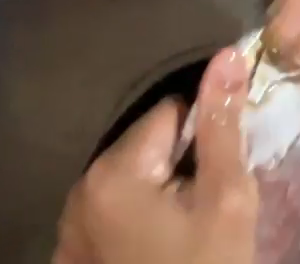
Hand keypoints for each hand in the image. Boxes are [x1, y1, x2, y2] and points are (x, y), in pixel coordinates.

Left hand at [53, 48, 257, 263]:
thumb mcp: (225, 201)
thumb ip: (223, 124)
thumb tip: (228, 55)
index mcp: (112, 170)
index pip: (170, 113)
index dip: (203, 138)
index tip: (217, 176)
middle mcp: (79, 189)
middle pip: (147, 144)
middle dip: (179, 164)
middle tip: (202, 209)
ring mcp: (71, 228)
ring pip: (132, 177)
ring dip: (159, 191)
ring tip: (182, 231)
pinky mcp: (74, 256)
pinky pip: (113, 211)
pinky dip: (137, 219)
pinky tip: (159, 248)